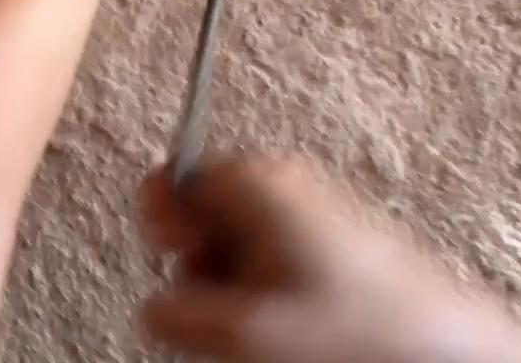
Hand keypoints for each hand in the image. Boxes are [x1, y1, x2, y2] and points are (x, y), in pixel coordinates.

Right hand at [140, 156, 520, 362]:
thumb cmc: (365, 339)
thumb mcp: (247, 330)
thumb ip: (176, 311)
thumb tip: (155, 308)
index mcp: (252, 179)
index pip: (169, 181)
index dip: (163, 227)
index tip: (173, 262)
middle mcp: (279, 183)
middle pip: (202, 218)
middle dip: (204, 269)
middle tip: (230, 311)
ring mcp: (309, 213)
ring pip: (236, 247)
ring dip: (237, 290)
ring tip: (271, 330)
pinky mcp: (336, 247)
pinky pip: (273, 264)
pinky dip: (271, 297)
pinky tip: (296, 333)